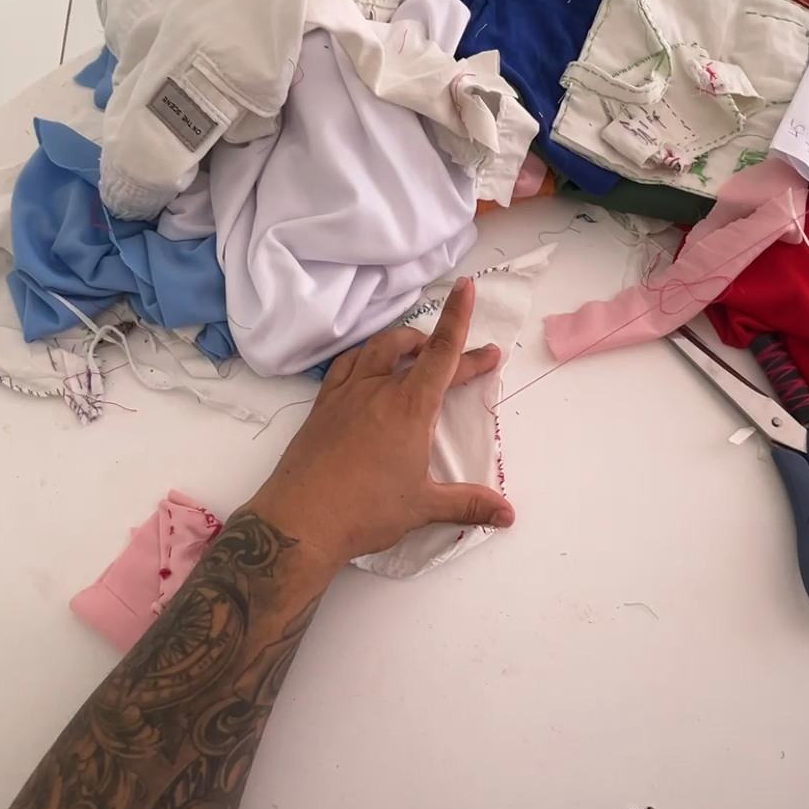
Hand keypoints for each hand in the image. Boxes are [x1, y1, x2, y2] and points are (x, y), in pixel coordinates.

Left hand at [243, 276, 515, 568]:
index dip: (457, 317)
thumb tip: (508, 514)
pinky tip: (367, 367)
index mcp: (409, 408)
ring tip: (415, 350)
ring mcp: (345, 394)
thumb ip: (469, 504)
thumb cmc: (365, 511)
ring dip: (400, 342)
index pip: (441, 352)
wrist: (300, 520)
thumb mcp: (424, 507)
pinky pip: (345, 365)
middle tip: (462, 357)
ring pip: (375, 349)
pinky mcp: (322, 406)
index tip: (467, 287)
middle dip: (440, 344)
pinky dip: (364, 356)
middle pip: (413, 349)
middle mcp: (377, 389)